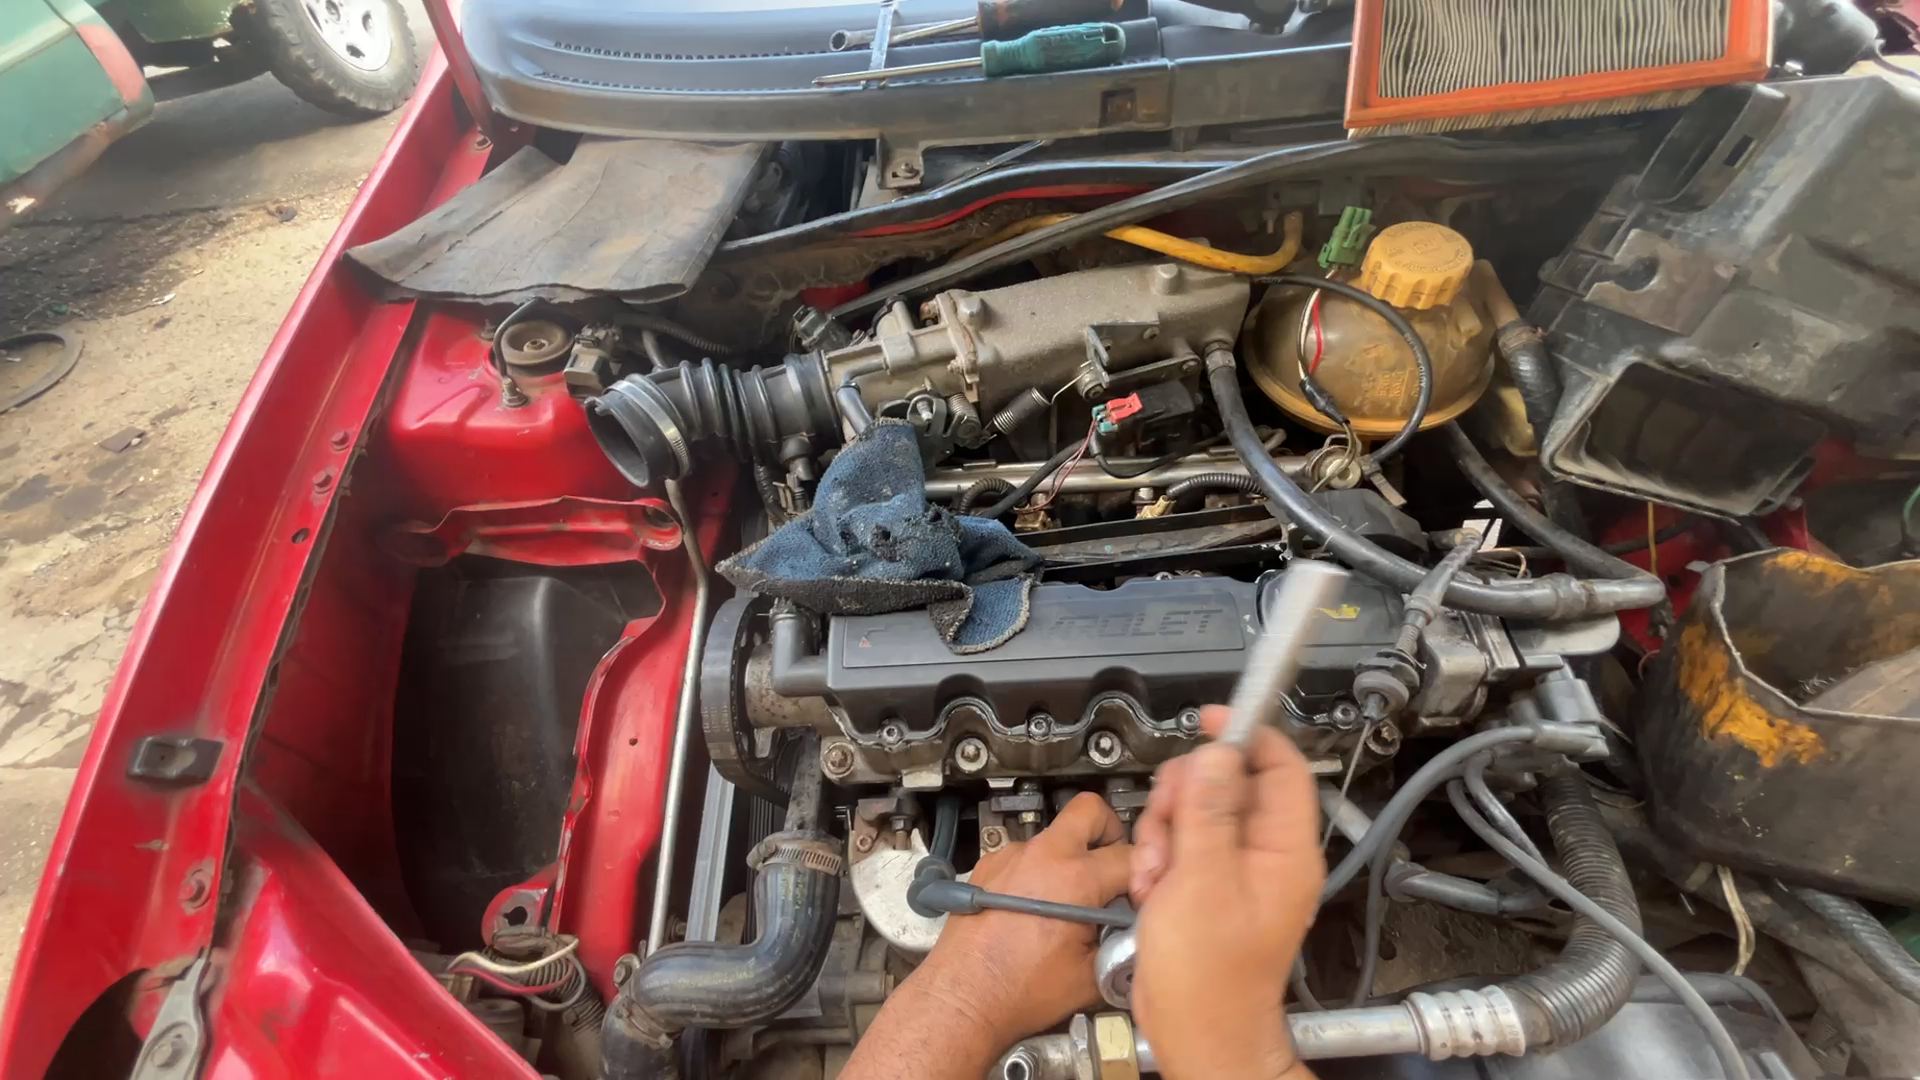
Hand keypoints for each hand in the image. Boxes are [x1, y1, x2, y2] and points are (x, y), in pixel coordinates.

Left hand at [841, 793, 1130, 1079]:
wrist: (964, 997)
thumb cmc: (1016, 991)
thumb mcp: (1091, 977)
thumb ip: (1122, 944)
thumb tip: (1135, 930)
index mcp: (1074, 878)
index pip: (1130, 855)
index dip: (1144, 873)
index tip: (1143, 887)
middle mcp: (1041, 855)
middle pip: (1090, 808)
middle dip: (1109, 829)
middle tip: (1114, 861)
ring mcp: (1012, 855)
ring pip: (1054, 833)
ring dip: (1071, 856)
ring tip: (1072, 897)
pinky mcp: (991, 864)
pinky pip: (1026, 853)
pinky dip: (1039, 870)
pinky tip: (1038, 905)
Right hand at [1129, 706, 1324, 1079]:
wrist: (1194, 1030)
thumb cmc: (1210, 977)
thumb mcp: (1202, 881)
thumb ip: (1207, 811)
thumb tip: (1215, 755)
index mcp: (1282, 850)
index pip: (1280, 766)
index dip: (1246, 736)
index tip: (1210, 721)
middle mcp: (1263, 852)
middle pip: (1224, 781)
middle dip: (1184, 796)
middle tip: (1169, 824)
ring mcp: (1232, 865)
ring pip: (1194, 806)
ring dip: (1163, 829)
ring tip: (1159, 870)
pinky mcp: (1205, 877)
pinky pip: (1177, 837)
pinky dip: (1158, 853)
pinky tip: (1154, 885)